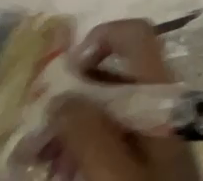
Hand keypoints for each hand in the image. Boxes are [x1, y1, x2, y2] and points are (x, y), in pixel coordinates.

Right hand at [41, 20, 202, 180]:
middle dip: (71, 94)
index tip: (68, 73)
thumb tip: (60, 97)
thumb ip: (84, 127)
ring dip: (70, 126)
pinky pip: (110, 140)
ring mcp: (155, 138)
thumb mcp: (110, 171)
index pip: (136, 35)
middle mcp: (161, 109)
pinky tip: (60, 170)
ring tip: (40, 155)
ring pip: (107, 109)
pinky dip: (82, 148)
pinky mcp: (145, 165)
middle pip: (113, 73)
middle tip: (39, 123)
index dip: (99, 38)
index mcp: (162, 98)